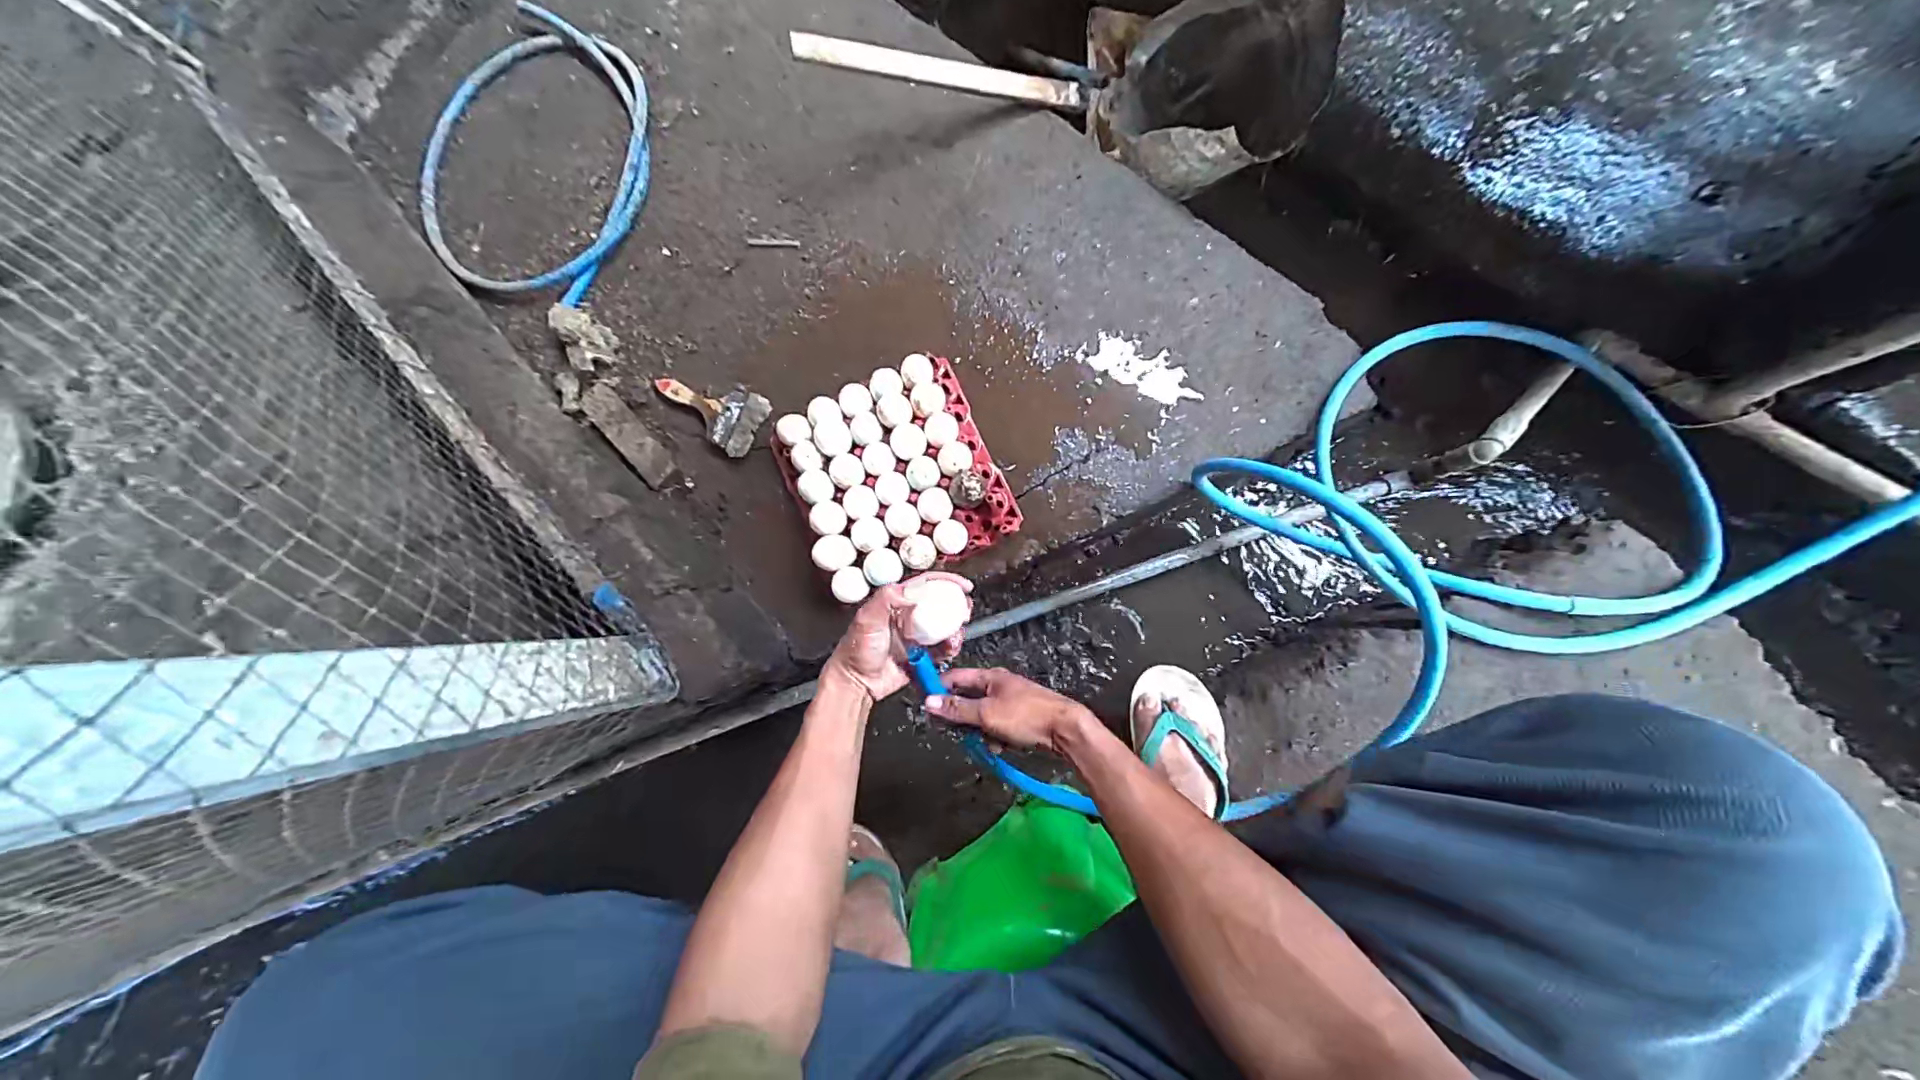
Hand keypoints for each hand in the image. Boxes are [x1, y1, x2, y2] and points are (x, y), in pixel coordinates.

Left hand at [822, 572, 972, 702]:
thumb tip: (912, 589)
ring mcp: (917, 637)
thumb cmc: (855, 651)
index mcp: (898, 603)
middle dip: (957, 606)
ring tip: (955, 634)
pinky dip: (950, 648)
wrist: (856, 683)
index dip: (946, 582)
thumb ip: (887, 598)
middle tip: (965, 610)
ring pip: (946, 627)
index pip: (926, 585)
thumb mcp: (867, 618)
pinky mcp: (923, 656)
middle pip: (941, 605)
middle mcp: (910, 617)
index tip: (962, 585)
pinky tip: (949, 649)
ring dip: (956, 629)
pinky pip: (943, 649)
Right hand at [924, 668, 1096, 755]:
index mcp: (990, 677)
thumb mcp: (987, 714)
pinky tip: (1002, 746)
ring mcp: (1011, 702)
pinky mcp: (1021, 718)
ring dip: (981, 731)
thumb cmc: (1026, 716)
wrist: (1066, 730)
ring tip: (988, 742)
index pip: (956, 677)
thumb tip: (929, 701)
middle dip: (962, 717)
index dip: (939, 688)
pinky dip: (997, 737)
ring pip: (983, 717)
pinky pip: (998, 727)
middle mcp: (999, 685)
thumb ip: (957, 709)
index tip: (925, 704)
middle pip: (968, 699)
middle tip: (956, 732)